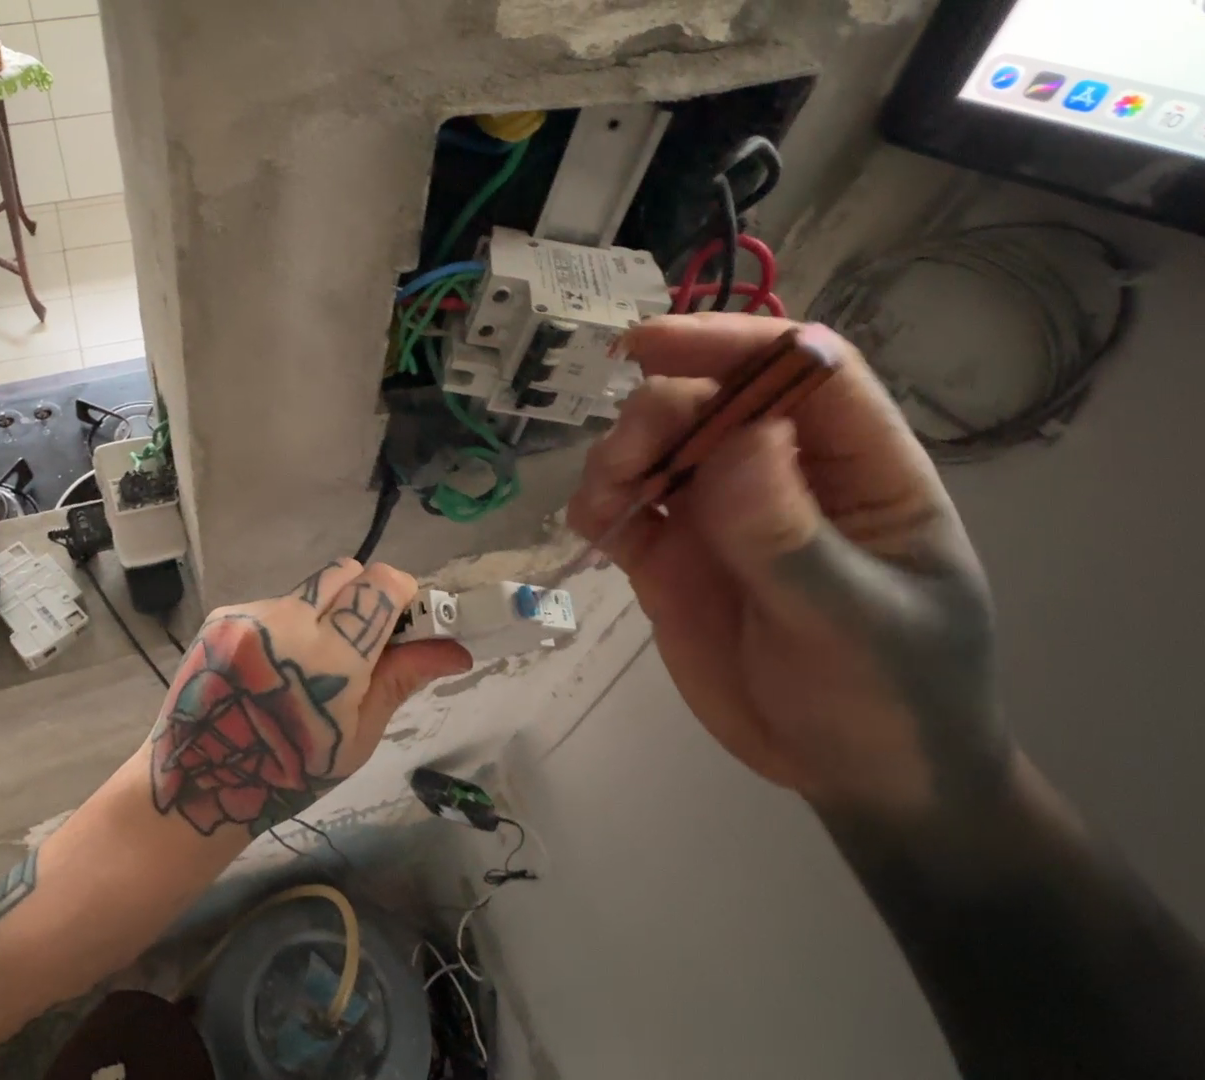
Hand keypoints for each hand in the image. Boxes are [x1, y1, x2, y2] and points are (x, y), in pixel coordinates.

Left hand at [147, 559, 472, 835]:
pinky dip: (287, 624)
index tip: (405, 623)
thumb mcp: (358, 735)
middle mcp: (287, 620)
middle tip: (364, 643)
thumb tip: (458, 650)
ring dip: (325, 611)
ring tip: (312, 664)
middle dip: (366, 596)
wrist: (201, 778)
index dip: (403, 595)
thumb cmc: (290, 773)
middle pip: (346, 571)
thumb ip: (401, 679)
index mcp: (329, 656)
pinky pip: (273, 603)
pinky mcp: (223, 614)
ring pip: (308, 587)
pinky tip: (275, 667)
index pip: (382, 583)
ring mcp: (249, 613)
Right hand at [567, 315, 1009, 819]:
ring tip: (607, 502)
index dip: (730, 343)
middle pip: (708, 401)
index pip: (799, 371)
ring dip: (615, 457)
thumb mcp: (855, 623)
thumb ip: (791, 537)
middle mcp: (781, 476)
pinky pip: (622, 510)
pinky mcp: (670, 559)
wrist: (853, 774)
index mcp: (857, 468)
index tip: (650, 346)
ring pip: (652, 448)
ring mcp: (718, 517)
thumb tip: (742, 438)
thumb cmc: (892, 696)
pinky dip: (596, 505)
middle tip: (626, 462)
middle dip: (656, 412)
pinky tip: (593, 526)